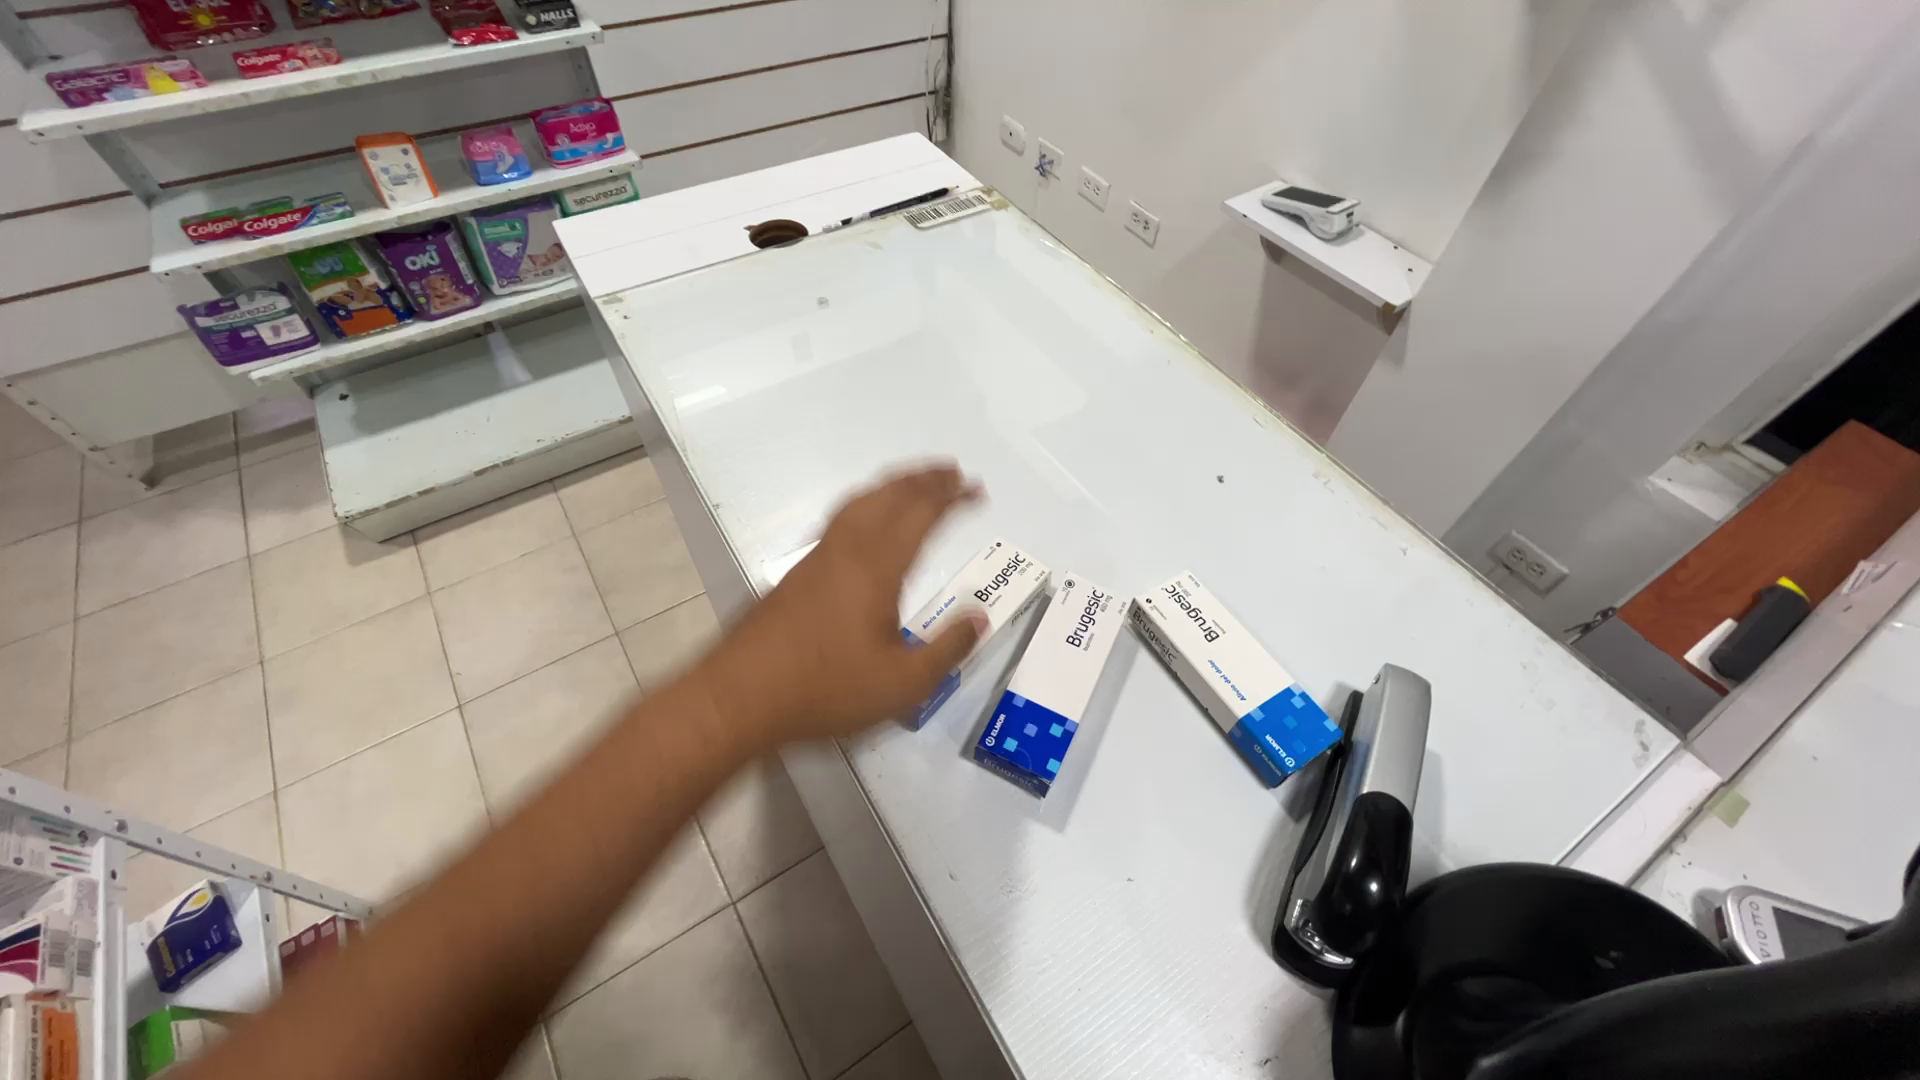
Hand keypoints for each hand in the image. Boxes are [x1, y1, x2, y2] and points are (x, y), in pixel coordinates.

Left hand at [695, 464, 986, 745]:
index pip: (922, 515)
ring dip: (893, 485)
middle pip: (890, 495)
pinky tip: (865, 520)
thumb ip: (947, 649)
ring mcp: (818, 557)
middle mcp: (848, 549)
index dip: (953, 499)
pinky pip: (841, 517)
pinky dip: (866, 502)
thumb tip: (979, 618)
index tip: (978, 491)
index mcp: (878, 567)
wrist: (741, 695)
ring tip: (915, 483)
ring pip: (860, 501)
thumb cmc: (827, 689)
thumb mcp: (903, 684)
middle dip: (925, 479)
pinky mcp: (799, 572)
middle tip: (953, 471)